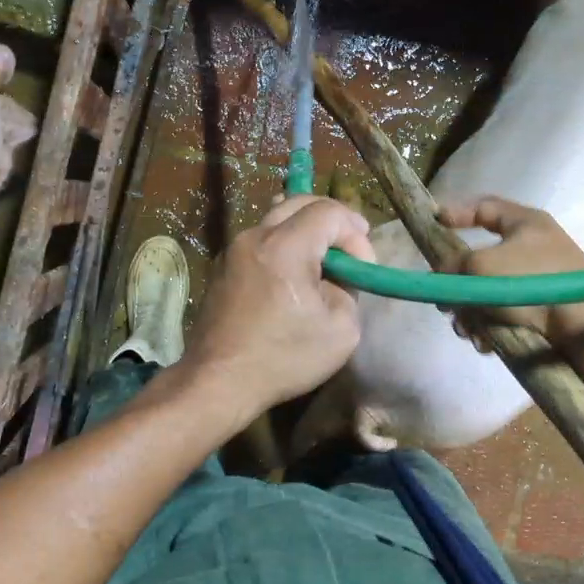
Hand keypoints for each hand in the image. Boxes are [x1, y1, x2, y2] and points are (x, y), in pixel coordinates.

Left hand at [180, 195, 374, 415]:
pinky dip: (282, 245)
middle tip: (350, 249)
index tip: (363, 268)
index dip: (356, 234)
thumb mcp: (341, 330)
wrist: (219, 380)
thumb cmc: (283, 357)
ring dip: (304, 231)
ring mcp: (232, 250)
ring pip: (276, 219)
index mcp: (285, 246)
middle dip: (332, 221)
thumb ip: (347, 290)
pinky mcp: (222, 267)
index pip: (329, 212)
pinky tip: (292, 275)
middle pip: (298, 203)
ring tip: (323, 261)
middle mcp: (254, 237)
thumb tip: (334, 278)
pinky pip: (260, 241)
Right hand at [440, 197, 583, 351]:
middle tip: (446, 301)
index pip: (485, 206)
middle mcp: (534, 247)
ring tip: (467, 331)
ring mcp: (540, 279)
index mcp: (525, 223)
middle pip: (481, 259)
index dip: (456, 213)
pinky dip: (490, 327)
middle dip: (458, 284)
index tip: (434, 225)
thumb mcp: (479, 266)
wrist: (582, 326)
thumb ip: (452, 266)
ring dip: (471, 313)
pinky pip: (505, 313)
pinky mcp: (544, 308)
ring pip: (489, 292)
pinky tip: (485, 342)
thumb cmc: (528, 281)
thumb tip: (442, 278)